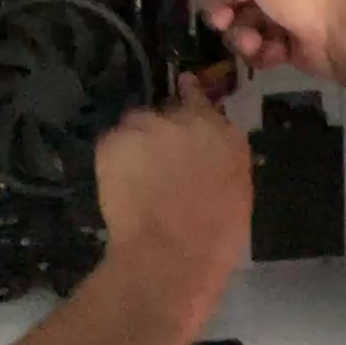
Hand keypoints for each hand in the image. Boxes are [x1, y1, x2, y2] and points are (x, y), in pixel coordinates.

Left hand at [96, 75, 251, 321]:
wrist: (170, 254)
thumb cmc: (212, 239)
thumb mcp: (234, 192)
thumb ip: (218, 160)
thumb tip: (203, 154)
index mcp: (222, 134)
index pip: (200, 100)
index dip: (188, 95)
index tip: (182, 90)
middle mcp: (184, 120)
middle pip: (163, 112)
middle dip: (158, 132)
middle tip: (153, 165)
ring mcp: (146, 127)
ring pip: (133, 126)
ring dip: (133, 143)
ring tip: (134, 179)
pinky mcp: (113, 141)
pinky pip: (111, 144)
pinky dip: (112, 161)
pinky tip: (118, 187)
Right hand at [161, 0, 345, 80]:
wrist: (341, 29)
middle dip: (220, 6)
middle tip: (221, 18)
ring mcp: (288, 7)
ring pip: (241, 22)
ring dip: (239, 33)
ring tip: (253, 41)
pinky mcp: (291, 40)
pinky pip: (259, 45)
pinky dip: (260, 50)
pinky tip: (270, 52)